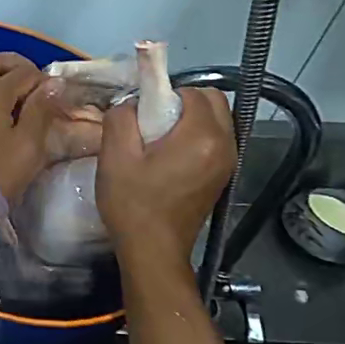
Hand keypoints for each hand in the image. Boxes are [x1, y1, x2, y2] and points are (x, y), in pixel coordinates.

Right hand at [96, 88, 235, 267]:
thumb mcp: (115, 155)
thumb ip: (122, 116)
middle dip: (185, 102)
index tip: (146, 115)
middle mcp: (225, 144)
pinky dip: (199, 136)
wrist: (154, 252)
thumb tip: (133, 103)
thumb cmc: (134, 204)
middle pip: (214, 100)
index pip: (193, 91)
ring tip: (164, 140)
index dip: (167, 94)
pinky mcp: (224, 175)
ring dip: (194, 119)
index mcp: (203, 136)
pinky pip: (217, 139)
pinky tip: (173, 156)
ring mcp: (229, 162)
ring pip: (218, 119)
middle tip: (156, 123)